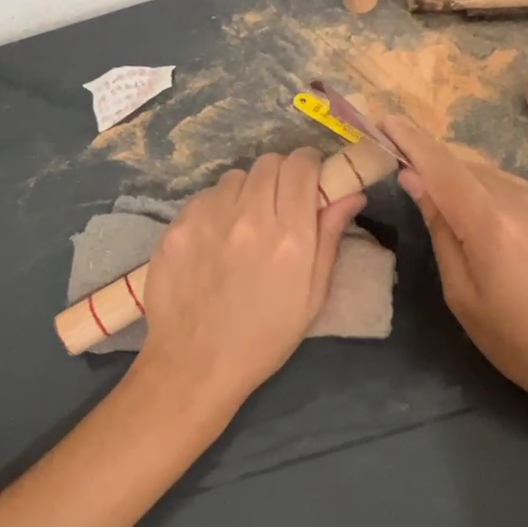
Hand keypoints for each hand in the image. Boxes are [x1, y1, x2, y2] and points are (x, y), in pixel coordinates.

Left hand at [136, 148, 366, 405]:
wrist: (196, 364)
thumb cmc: (264, 337)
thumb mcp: (312, 296)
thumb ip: (329, 238)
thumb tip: (349, 193)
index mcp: (289, 235)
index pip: (301, 165)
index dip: (310, 165)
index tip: (311, 178)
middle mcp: (249, 217)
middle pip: (269, 162)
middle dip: (281, 175)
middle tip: (280, 202)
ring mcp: (208, 218)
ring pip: (235, 177)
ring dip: (247, 191)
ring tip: (244, 224)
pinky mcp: (177, 225)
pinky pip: (204, 197)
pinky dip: (216, 207)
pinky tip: (215, 238)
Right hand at [381, 116, 527, 413]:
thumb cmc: (515, 339)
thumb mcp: (460, 293)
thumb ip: (439, 229)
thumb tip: (414, 181)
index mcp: (491, 225)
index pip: (441, 167)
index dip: (411, 140)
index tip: (384, 120)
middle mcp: (519, 201)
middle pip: (462, 163)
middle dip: (428, 157)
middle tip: (397, 161)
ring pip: (485, 171)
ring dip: (454, 172)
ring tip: (429, 187)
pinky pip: (506, 183)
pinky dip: (479, 184)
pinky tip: (469, 205)